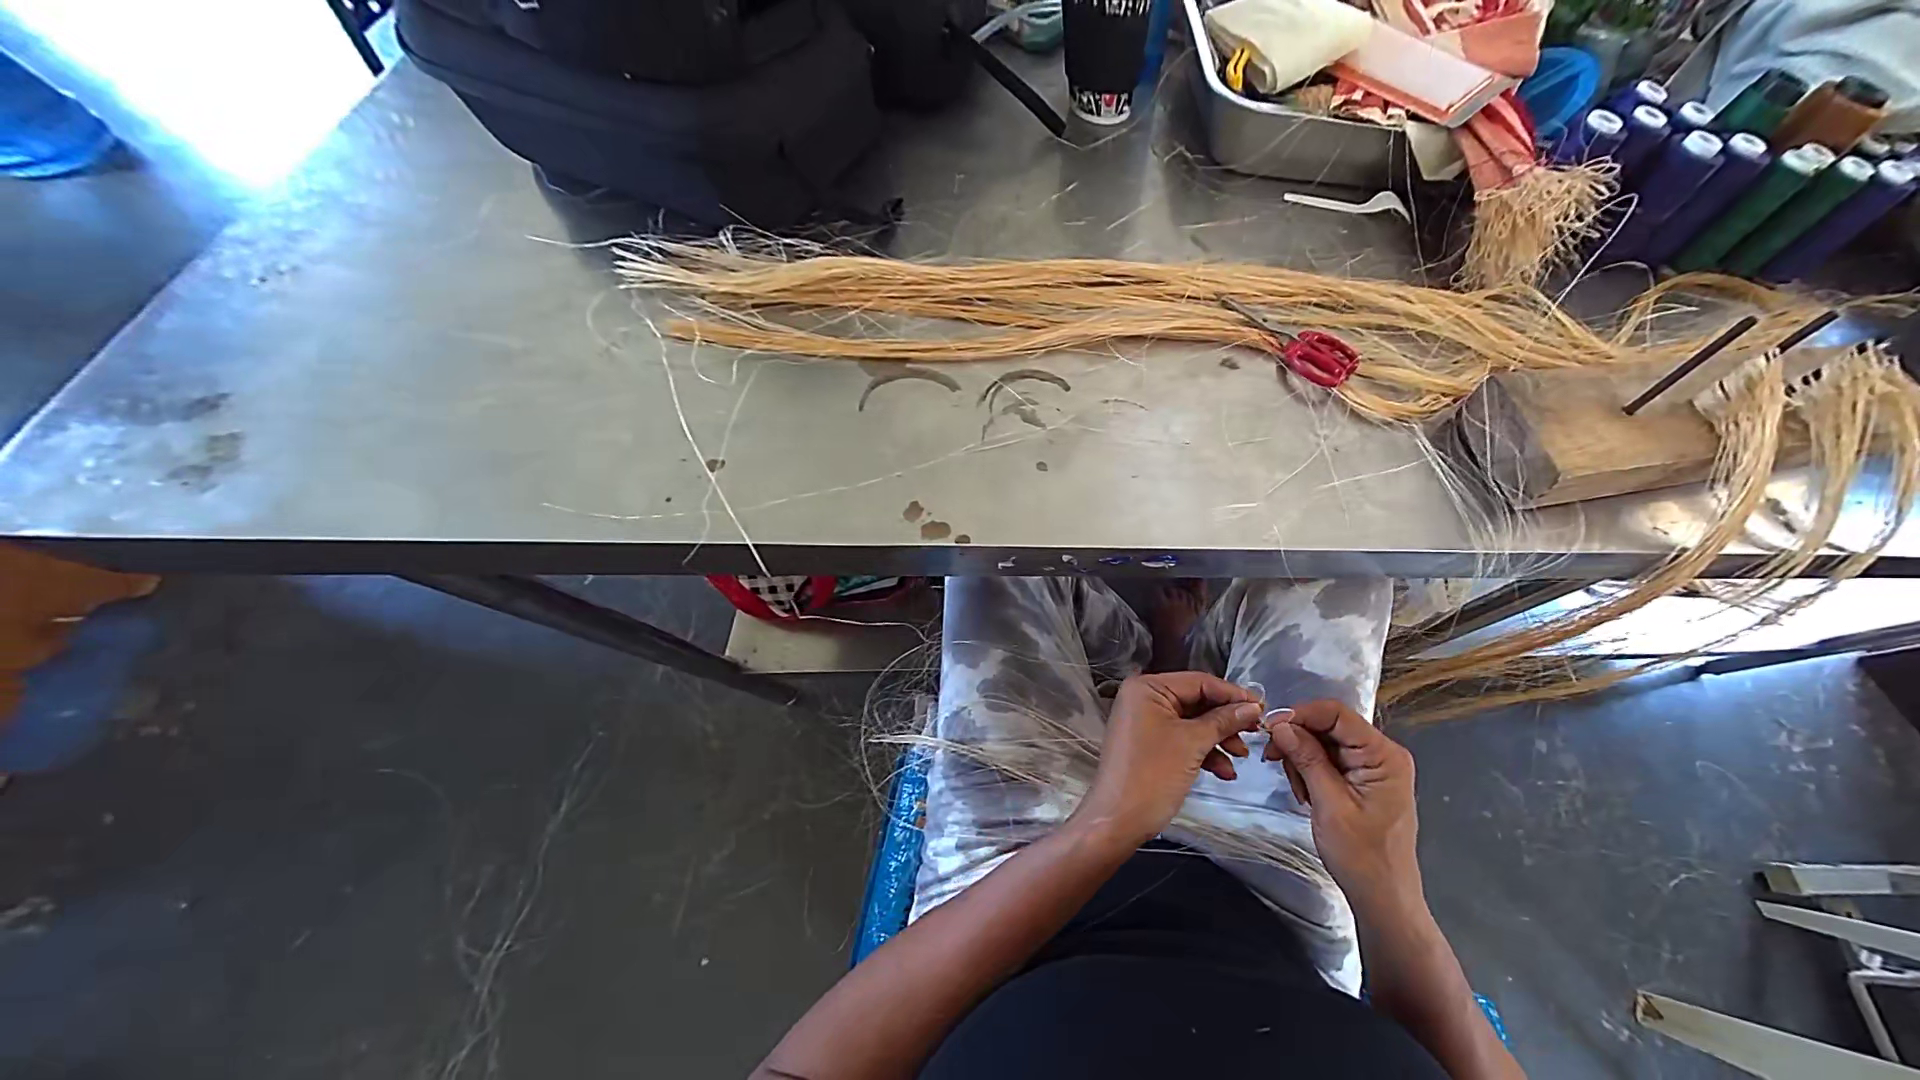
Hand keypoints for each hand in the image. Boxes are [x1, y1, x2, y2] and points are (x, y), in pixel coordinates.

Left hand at [1074, 672, 1263, 845]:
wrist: (1118, 820)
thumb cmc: (1152, 774)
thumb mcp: (1192, 743)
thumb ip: (1223, 721)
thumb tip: (1252, 707)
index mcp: (1147, 688)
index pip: (1198, 681)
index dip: (1232, 694)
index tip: (1263, 708)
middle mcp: (1143, 698)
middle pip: (1197, 701)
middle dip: (1226, 720)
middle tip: (1256, 733)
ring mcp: (1145, 722)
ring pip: (1193, 723)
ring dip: (1219, 738)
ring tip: (1241, 756)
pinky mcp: (1149, 745)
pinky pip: (1183, 740)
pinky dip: (1204, 752)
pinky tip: (1225, 772)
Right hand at [1264, 700, 1421, 909]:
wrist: (1383, 896)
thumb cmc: (1361, 855)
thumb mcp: (1329, 803)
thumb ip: (1306, 758)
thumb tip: (1281, 724)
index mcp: (1384, 756)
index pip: (1336, 714)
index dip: (1300, 714)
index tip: (1269, 727)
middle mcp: (1382, 754)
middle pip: (1328, 725)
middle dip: (1297, 739)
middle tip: (1273, 759)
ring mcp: (1373, 766)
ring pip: (1323, 741)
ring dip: (1301, 758)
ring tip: (1298, 789)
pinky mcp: (1362, 778)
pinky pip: (1327, 759)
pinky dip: (1309, 769)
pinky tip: (1306, 792)